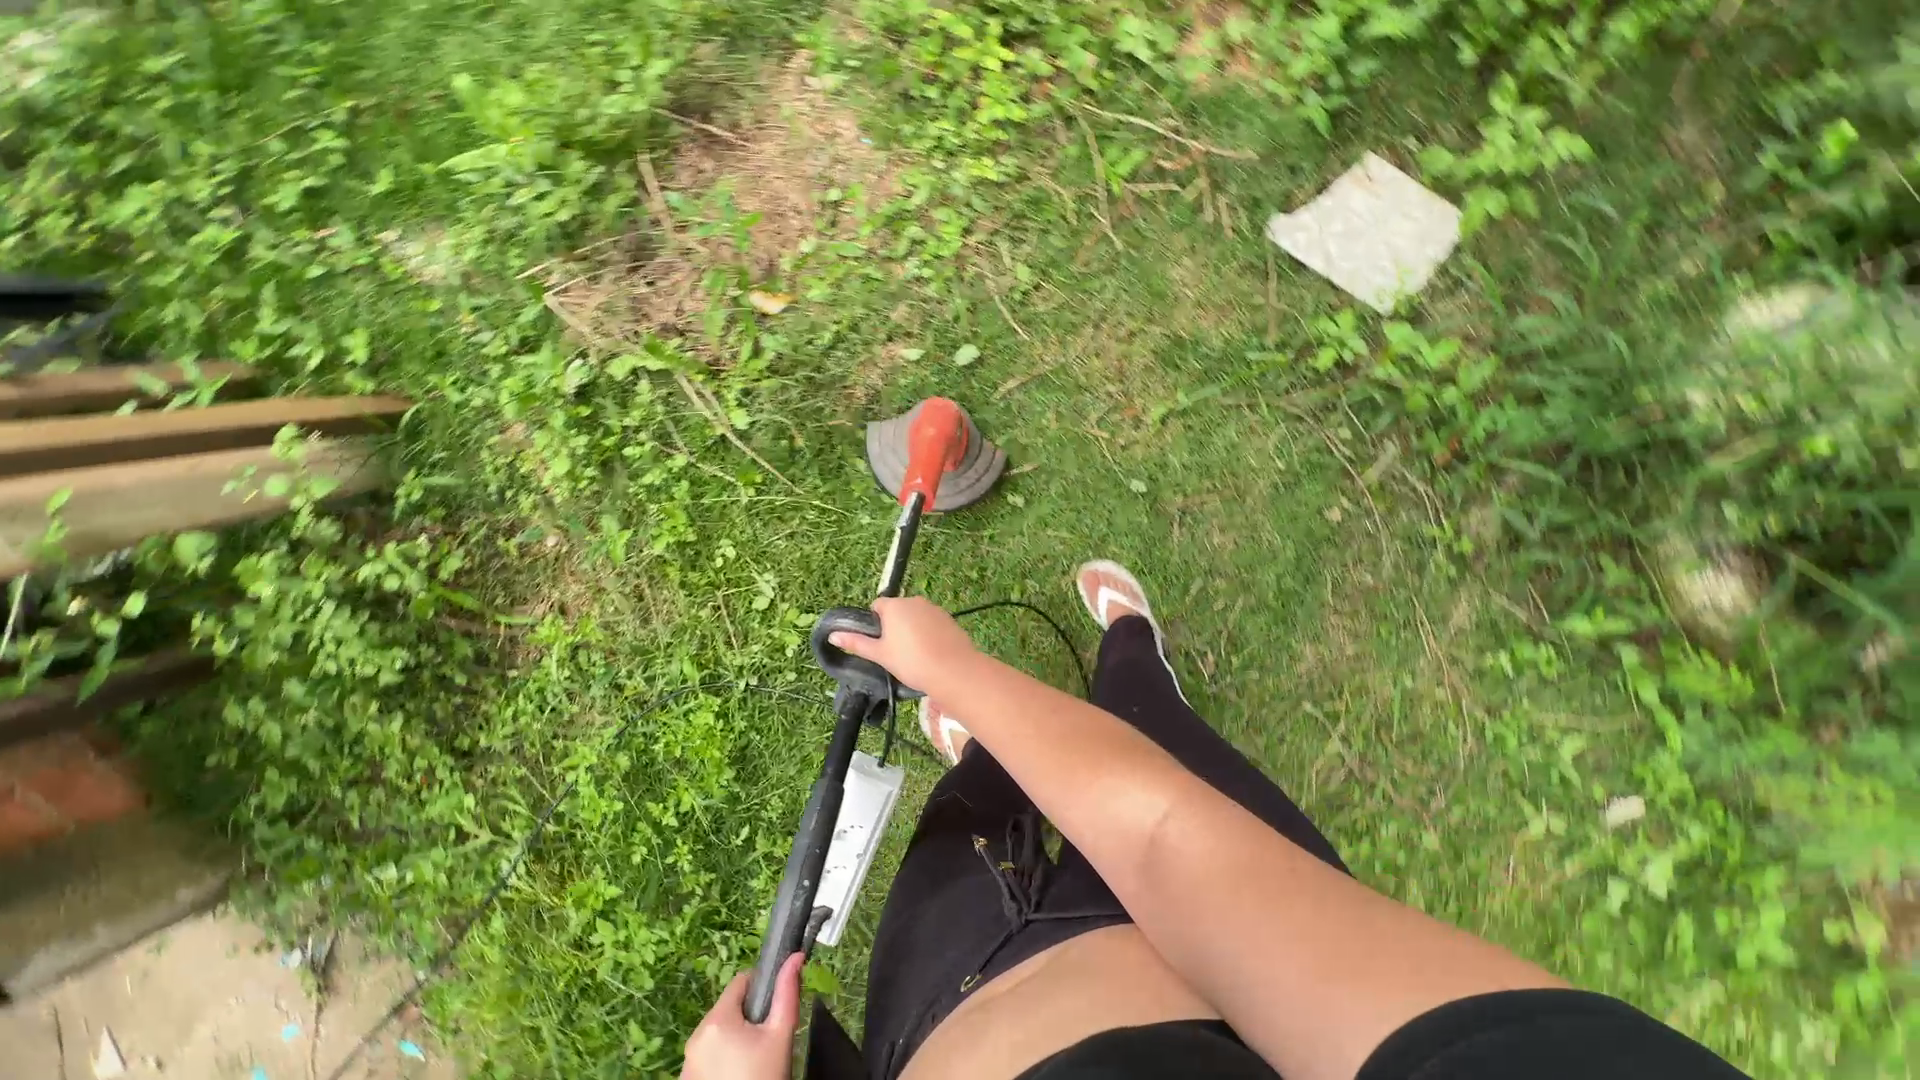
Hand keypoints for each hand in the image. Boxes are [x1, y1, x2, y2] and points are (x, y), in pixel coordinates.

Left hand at [680, 953, 803, 1079]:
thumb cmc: (765, 1076)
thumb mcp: (781, 1035)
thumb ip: (787, 993)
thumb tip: (795, 957)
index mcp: (717, 1019)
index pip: (740, 982)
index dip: (760, 990)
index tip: (771, 1011)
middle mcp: (695, 1035)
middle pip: (728, 1009)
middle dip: (746, 1018)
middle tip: (764, 1041)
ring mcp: (686, 1061)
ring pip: (717, 1033)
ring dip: (733, 1039)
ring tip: (751, 1061)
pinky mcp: (685, 1079)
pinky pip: (705, 1056)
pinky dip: (720, 1059)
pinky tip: (736, 1074)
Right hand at [829, 596, 978, 694]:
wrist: (953, 670)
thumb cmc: (911, 661)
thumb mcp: (880, 654)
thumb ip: (856, 643)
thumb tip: (833, 636)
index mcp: (894, 605)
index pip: (877, 606)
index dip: (875, 624)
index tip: (880, 643)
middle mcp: (914, 601)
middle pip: (897, 610)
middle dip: (894, 627)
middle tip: (895, 652)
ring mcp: (933, 608)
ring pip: (915, 617)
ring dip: (911, 630)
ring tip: (914, 655)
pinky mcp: (949, 619)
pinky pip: (931, 623)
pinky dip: (928, 634)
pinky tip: (930, 653)